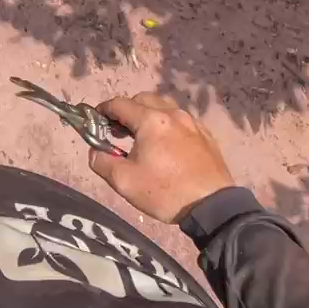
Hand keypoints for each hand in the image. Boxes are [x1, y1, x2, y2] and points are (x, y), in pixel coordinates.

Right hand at [87, 92, 235, 222]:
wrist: (213, 208)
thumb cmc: (165, 191)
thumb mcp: (124, 181)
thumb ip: (101, 162)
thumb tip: (94, 152)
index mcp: (150, 120)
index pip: (119, 104)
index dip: (103, 110)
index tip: (96, 120)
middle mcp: (171, 114)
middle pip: (142, 99)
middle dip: (126, 110)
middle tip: (118, 129)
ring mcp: (192, 123)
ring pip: (163, 107)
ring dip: (148, 115)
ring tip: (143, 136)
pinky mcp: (206, 135)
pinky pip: (180, 120)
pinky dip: (167, 124)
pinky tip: (166, 144)